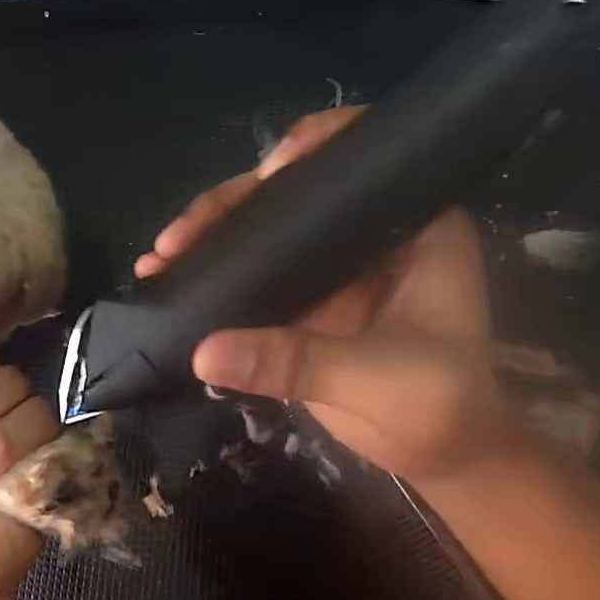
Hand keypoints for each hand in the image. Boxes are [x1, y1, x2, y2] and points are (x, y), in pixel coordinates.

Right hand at [138, 107, 513, 480]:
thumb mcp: (378, 379)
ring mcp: (330, 263)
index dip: (319, 144)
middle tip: (186, 231)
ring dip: (213, 232)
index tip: (271, 170)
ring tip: (162, 254)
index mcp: (414, 225)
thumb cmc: (438, 406)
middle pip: (297, 188)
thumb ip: (297, 362)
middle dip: (237, 199)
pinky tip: (166, 276)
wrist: (437, 455)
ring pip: (265, 226)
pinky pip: (250, 272)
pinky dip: (212, 272)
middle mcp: (367, 231)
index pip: (367, 156)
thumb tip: (205, 351)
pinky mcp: (301, 298)